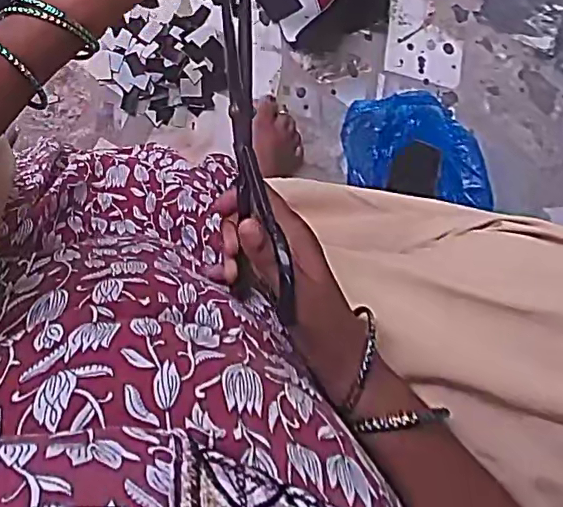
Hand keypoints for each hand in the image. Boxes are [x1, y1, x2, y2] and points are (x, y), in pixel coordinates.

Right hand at [209, 181, 381, 412]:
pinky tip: (225, 282)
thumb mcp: (294, 292)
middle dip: (230, 231)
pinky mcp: (272, 276)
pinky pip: (244, 259)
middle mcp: (286, 240)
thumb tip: (244, 221)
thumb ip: (268, 256)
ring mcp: (279, 258)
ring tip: (228, 276)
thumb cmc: (326, 329)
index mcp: (295, 235)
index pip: (264, 195)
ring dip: (228, 252)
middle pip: (247, 215)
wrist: (344, 368)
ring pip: (242, 237)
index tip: (218, 213)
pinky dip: (231, 266)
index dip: (238, 196)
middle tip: (229, 258)